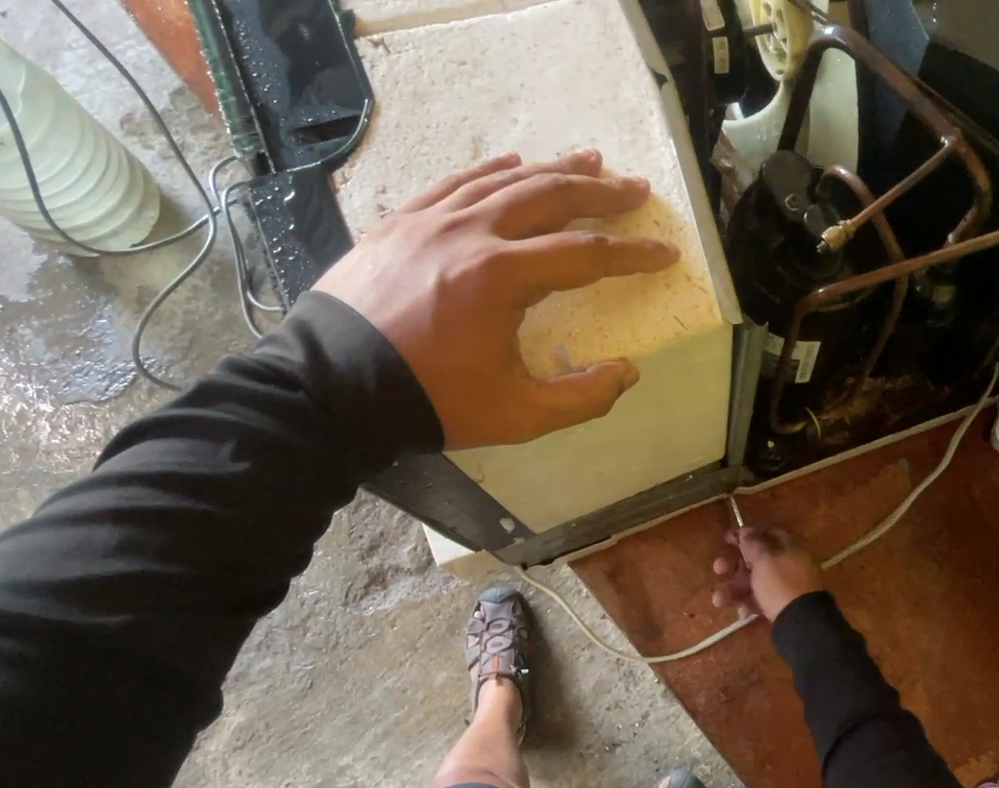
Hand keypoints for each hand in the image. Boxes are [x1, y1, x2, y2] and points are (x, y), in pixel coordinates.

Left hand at [313, 150, 679, 448]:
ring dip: (553, 170)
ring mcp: (430, 221)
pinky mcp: (400, 222)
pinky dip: (492, 171)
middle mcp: (470, 234)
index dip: (632, 254)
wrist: (334, 389)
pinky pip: (455, 182)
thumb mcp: (520, 416)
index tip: (664, 253)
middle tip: (635, 189)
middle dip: (600, 193)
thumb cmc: (434, 401)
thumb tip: (628, 372)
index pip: (586, 255)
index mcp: (502, 278)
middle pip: (549, 197)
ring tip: (589, 160)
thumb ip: (583, 397)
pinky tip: (512, 164)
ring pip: (504, 181)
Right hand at [712, 525, 825, 621]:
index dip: (747, 534)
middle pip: (756, 559)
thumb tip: (746, 530)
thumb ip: (753, 543)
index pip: (767, 533)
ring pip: (754, 581)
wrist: (801, 622)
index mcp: (789, 547)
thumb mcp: (765, 559)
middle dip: (733, 564)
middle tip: (718, 568)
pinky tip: (736, 608)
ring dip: (734, 587)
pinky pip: (759, 599)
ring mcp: (784, 586)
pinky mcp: (780, 606)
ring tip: (718, 599)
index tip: (727, 538)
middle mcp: (788, 564)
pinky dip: (746, 601)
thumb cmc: (781, 584)